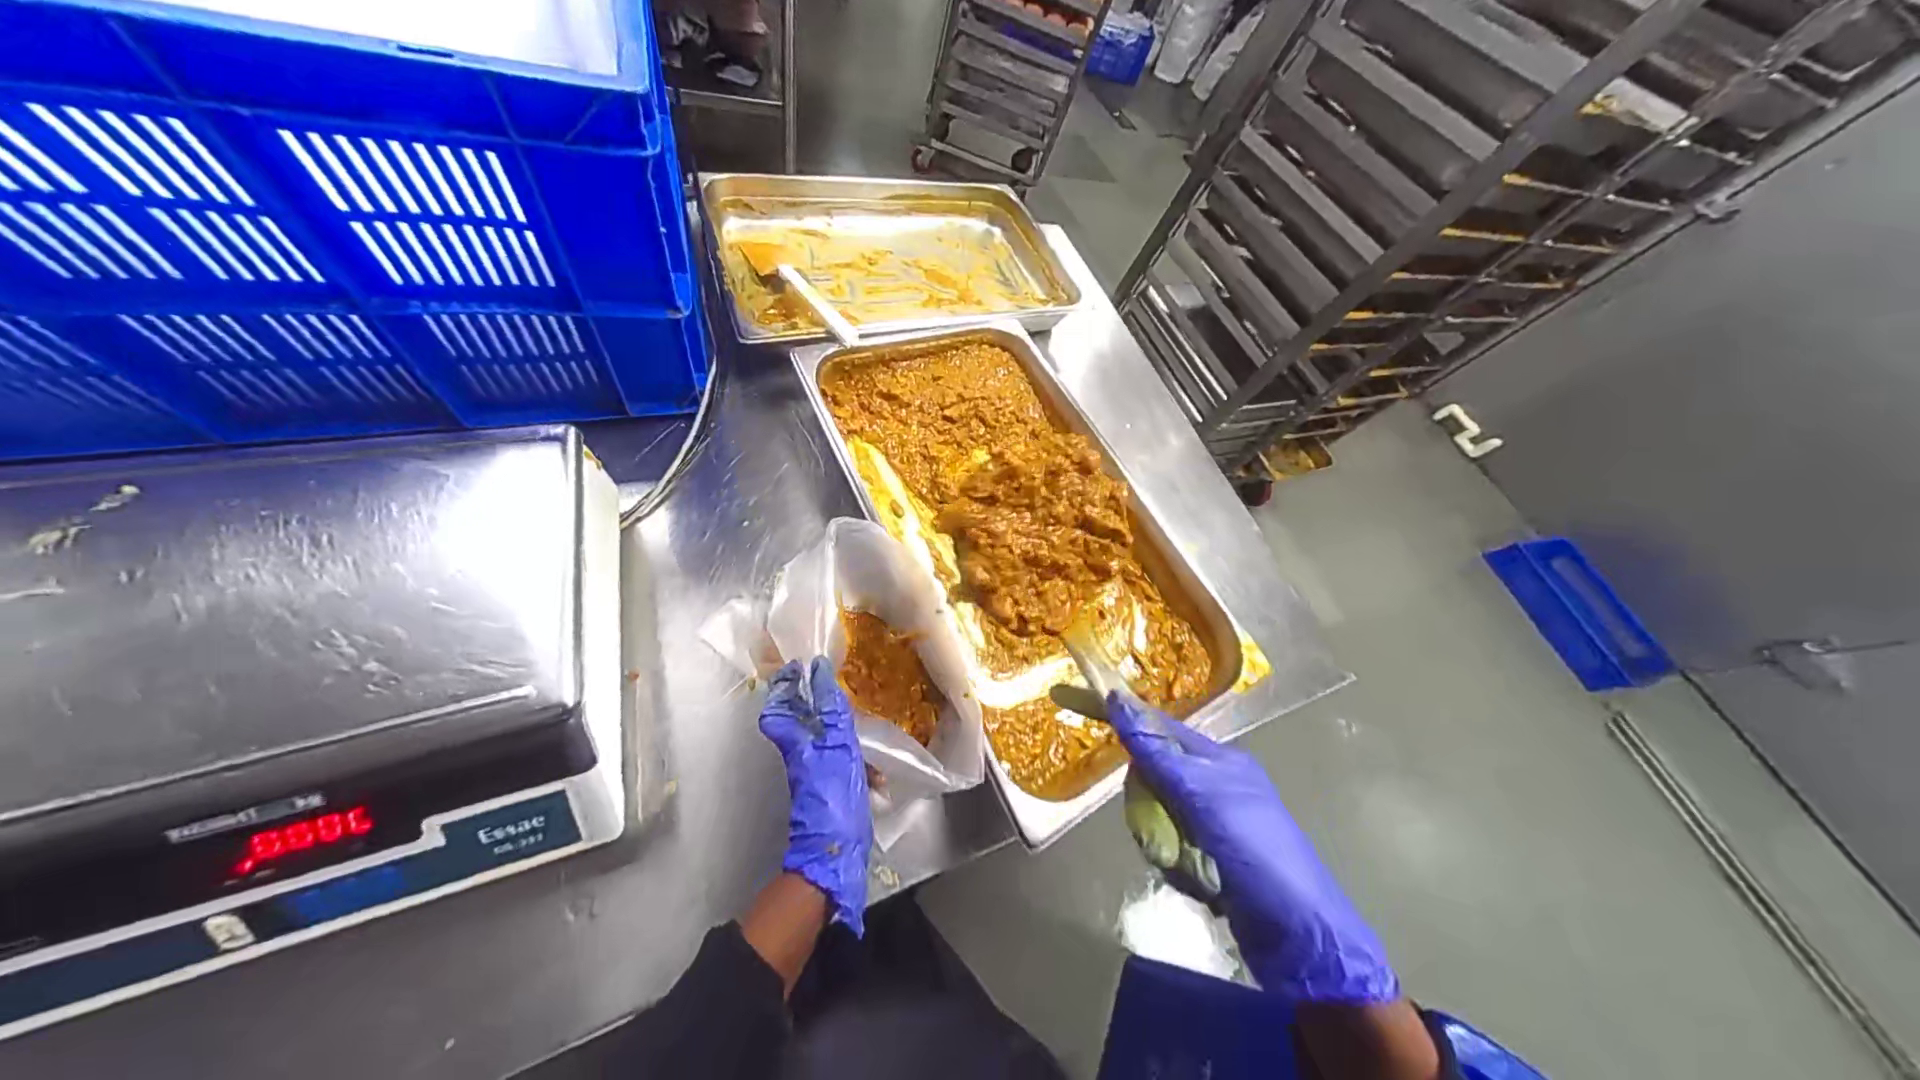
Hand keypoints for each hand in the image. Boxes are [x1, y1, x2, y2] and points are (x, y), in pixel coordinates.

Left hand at [759, 658, 871, 936]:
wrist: (835, 855)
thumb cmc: (833, 799)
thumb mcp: (835, 749)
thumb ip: (830, 712)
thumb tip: (818, 670)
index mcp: (798, 745)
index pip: (778, 710)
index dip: (784, 687)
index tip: (800, 667)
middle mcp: (804, 758)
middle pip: (806, 724)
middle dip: (825, 708)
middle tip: (844, 693)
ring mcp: (818, 776)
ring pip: (830, 745)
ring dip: (850, 740)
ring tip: (870, 743)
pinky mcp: (833, 792)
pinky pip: (846, 768)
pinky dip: (862, 768)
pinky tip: (878, 780)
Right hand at [1107, 692, 1398, 1006]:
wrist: (1301, 934)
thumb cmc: (1254, 851)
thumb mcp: (1201, 796)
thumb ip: (1156, 751)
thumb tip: (1117, 700)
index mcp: (1216, 760)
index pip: (1155, 726)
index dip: (1115, 715)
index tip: (1067, 698)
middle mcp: (1212, 784)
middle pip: (1149, 777)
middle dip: (1149, 809)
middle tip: (1168, 836)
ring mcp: (1212, 822)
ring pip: (1154, 816)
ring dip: (1165, 844)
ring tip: (1194, 868)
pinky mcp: (1211, 856)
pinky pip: (1169, 847)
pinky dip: (1177, 866)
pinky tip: (1203, 884)